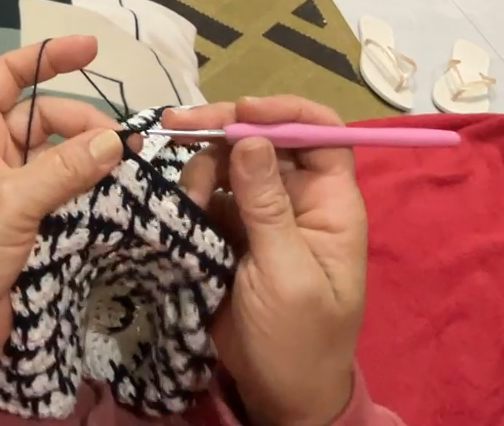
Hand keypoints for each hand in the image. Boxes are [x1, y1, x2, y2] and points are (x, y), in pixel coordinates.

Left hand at [0, 35, 125, 377]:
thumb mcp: (10, 203)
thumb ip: (65, 169)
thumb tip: (117, 139)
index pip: (10, 74)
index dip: (49, 56)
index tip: (92, 48)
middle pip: (44, 114)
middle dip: (82, 121)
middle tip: (123, 145)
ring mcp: (7, 179)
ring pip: (58, 150)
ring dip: (89, 154)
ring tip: (126, 166)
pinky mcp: (24, 213)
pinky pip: (62, 184)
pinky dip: (87, 182)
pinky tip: (117, 187)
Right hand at [162, 97, 368, 425]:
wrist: (273, 394)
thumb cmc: (298, 340)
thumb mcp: (286, 275)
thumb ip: (268, 207)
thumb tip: (250, 138)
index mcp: (329, 204)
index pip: (321, 134)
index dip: (285, 112)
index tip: (243, 109)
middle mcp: (296, 196)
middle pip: (263, 136)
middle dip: (222, 126)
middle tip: (174, 125)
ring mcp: (260, 207)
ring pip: (227, 157)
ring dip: (201, 165)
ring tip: (188, 200)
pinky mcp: (228, 223)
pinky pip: (207, 186)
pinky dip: (190, 189)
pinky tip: (183, 209)